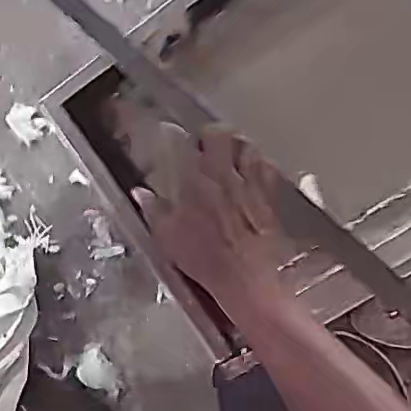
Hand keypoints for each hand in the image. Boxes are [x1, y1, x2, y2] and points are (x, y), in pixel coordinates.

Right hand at [132, 122, 291, 315]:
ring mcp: (250, 183)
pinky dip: (261, 165)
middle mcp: (223, 176)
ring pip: (247, 147)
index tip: (169, 133)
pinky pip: (268, 168)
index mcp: (194, 182)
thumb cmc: (205, 260)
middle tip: (205, 141)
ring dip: (238, 145)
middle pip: (220, 135)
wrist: (249, 277)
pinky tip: (256, 172)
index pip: (182, 145)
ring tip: (231, 151)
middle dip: (211, 133)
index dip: (174, 135)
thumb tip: (140, 193)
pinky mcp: (270, 196)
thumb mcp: (168, 238)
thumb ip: (154, 211)